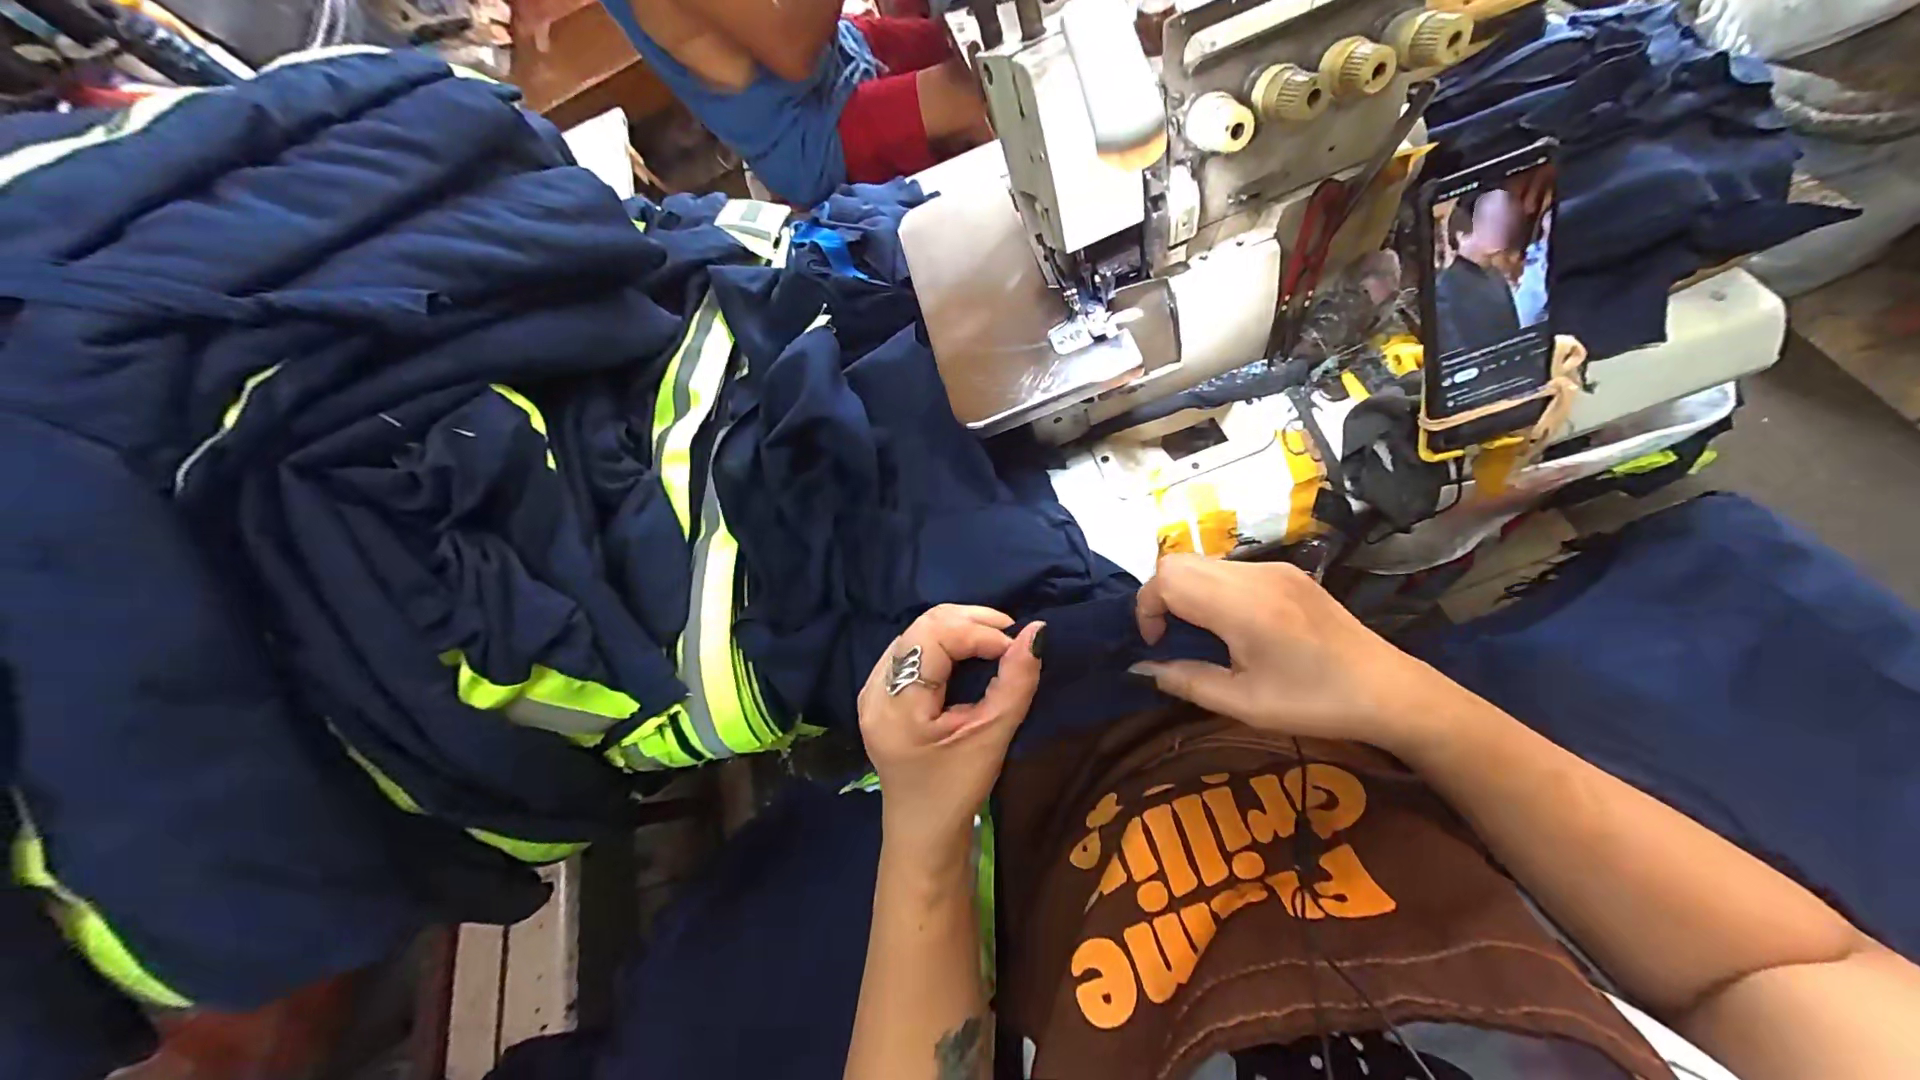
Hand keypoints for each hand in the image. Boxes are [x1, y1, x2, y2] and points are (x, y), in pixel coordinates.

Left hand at [857, 605, 1043, 862]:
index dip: (979, 632)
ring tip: (995, 640)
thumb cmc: (955, 793)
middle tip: (1010, 635)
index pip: (934, 636)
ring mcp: (872, 689)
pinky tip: (969, 652)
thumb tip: (1037, 632)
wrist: (921, 834)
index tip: (1016, 647)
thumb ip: (1014, 683)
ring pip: (916, 632)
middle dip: (970, 621)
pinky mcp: (879, 693)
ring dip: (958, 628)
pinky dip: (945, 641)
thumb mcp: (991, 738)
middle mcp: (874, 688)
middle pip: (922, 626)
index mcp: (895, 704)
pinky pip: (912, 649)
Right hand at [1132, 554, 1462, 753]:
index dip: (1147, 608)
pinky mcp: (1286, 571)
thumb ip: (1186, 680)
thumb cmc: (1315, 704)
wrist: (1390, 690)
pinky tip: (1231, 623)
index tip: (1159, 644)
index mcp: (1245, 608)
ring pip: (1201, 560)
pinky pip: (1228, 568)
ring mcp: (1273, 568)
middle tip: (1173, 636)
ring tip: (1201, 632)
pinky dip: (1210, 588)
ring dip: (1185, 590)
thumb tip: (1142, 668)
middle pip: (1177, 561)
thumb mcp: (1243, 705)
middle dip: (1160, 596)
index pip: (1167, 579)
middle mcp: (1256, 576)